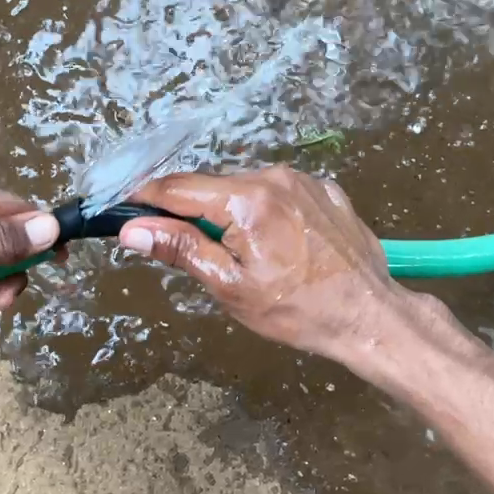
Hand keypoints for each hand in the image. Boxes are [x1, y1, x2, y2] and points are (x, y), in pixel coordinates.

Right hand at [118, 167, 435, 364]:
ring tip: (239, 252)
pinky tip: (276, 243)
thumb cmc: (295, 310)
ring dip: (228, 211)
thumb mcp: (229, 285)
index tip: (123, 208)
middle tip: (186, 248)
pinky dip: (263, 210)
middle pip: (210, 187)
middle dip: (190, 211)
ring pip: (243, 188)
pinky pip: (277, 192)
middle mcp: (273, 176)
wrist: (370, 317)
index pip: (177, 188)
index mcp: (246, 199)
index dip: (145, 197)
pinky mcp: (324, 189)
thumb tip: (132, 230)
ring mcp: (303, 180)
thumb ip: (180, 248)